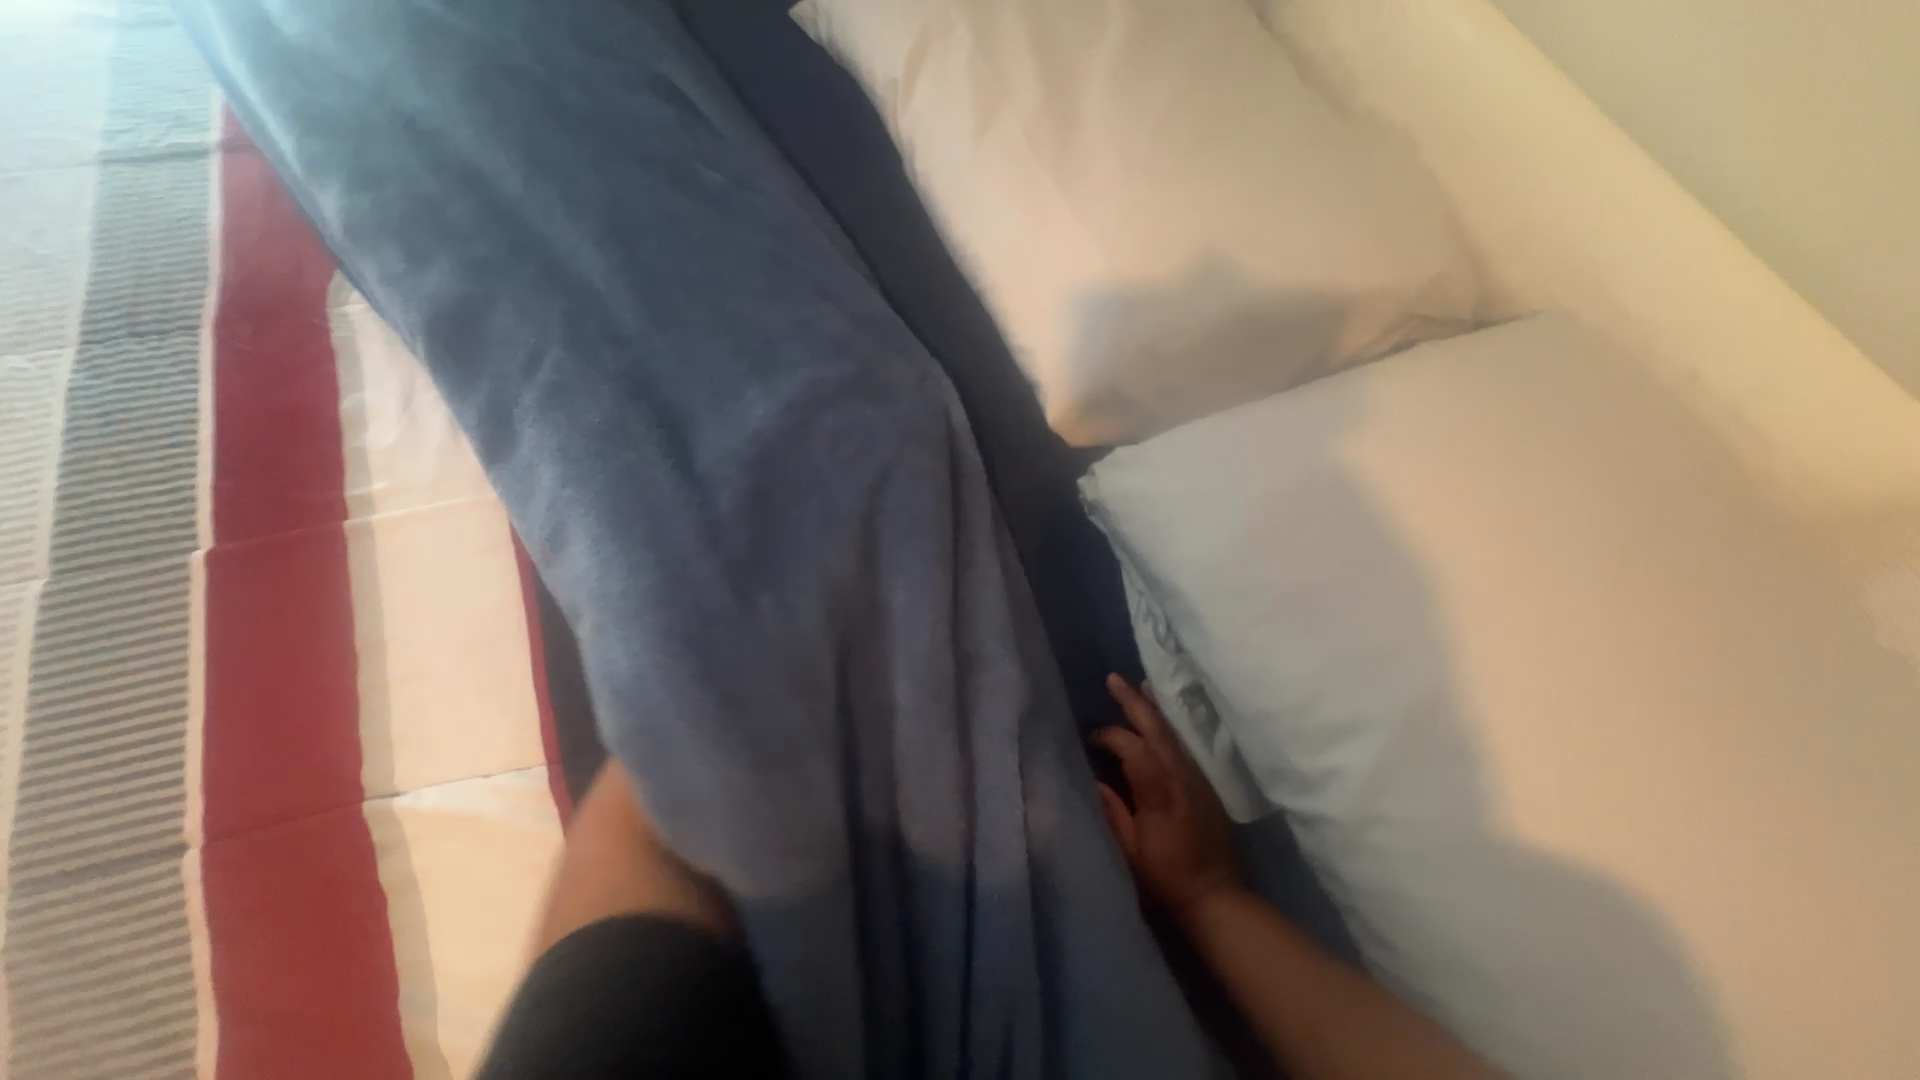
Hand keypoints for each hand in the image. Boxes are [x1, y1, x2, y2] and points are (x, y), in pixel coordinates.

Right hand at [1092, 674, 1242, 918]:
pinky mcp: (1205, 786)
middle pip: (1158, 731)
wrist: (1215, 898)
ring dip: (1154, 710)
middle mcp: (1182, 780)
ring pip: (1173, 735)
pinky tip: (1159, 720)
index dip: (1111, 736)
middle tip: (1114, 679)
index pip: (1135, 750)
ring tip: (1138, 686)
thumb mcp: (1128, 854)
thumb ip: (1112, 813)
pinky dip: (1168, 728)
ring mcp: (1197, 780)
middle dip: (1135, 703)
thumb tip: (1094, 780)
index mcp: (1160, 796)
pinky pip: (1183, 747)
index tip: (1091, 739)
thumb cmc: (1165, 880)